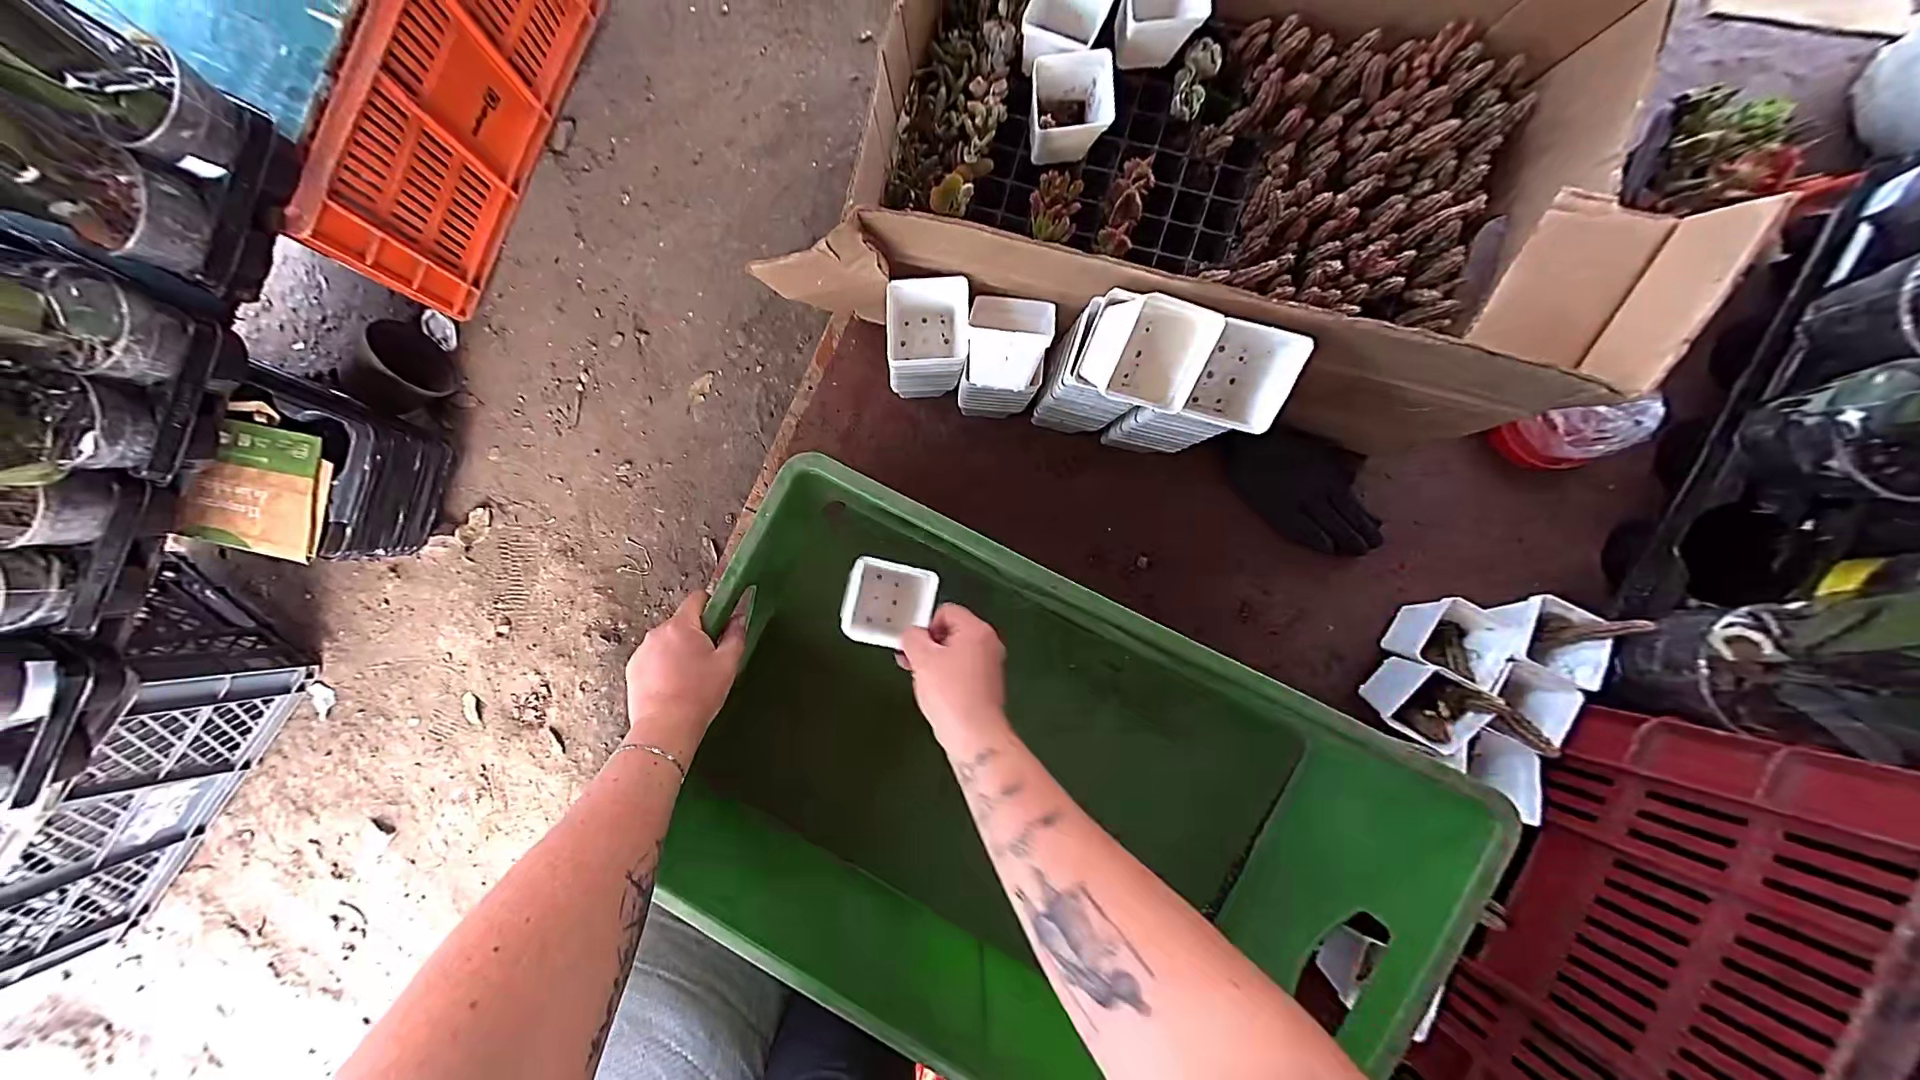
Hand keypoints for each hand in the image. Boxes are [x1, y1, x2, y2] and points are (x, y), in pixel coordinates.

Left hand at [624, 590, 747, 759]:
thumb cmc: (699, 695)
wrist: (665, 727)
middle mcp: (657, 633)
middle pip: (683, 622)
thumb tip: (738, 617)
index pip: (698, 598)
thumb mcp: (728, 663)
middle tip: (710, 658)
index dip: (713, 606)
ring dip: (679, 651)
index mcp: (681, 626)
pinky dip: (664, 666)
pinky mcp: (633, 669)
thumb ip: (736, 634)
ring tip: (691, 677)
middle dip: (697, 634)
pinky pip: (653, 658)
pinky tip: (674, 686)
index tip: (722, 620)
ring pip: (667, 642)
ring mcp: (642, 651)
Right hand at [899, 604, 1006, 741]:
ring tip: (922, 679)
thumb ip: (912, 638)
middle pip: (950, 631)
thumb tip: (911, 635)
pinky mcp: (985, 686)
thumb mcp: (922, 658)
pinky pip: (960, 672)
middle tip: (913, 661)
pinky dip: (946, 678)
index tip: (914, 644)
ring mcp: (989, 666)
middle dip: (928, 645)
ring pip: (954, 653)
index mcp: (977, 630)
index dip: (925, 626)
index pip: (946, 611)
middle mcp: (988, 644)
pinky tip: (935, 693)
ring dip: (934, 663)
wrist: (973, 735)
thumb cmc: (952, 695)